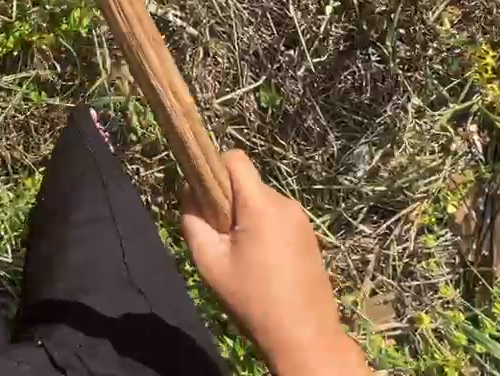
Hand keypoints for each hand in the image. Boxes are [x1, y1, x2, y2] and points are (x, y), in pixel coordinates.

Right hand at [183, 152, 371, 374]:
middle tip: (221, 237)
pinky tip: (261, 263)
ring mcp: (301, 220)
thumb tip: (190, 191)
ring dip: (245, 216)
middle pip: (245, 182)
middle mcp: (285, 204)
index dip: (214, 169)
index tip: (205, 198)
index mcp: (262, 205)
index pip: (234, 159)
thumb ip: (192, 219)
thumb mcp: (209, 261)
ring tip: (242, 256)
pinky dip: (262, 228)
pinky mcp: (310, 235)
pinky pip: (276, 216)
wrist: (307, 341)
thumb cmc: (253, 301)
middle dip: (228, 199)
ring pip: (259, 200)